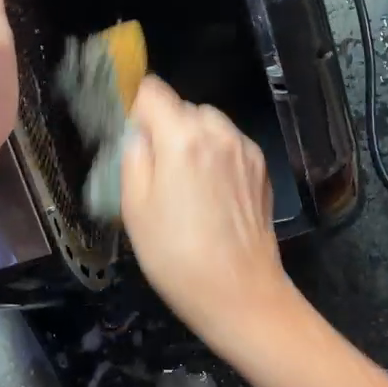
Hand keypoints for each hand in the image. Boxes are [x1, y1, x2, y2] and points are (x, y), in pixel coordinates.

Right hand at [119, 76, 298, 355]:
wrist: (241, 295)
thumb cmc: (176, 256)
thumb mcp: (133, 207)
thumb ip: (132, 156)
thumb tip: (137, 133)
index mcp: (182, 137)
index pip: (152, 91)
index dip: (134, 104)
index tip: (125, 128)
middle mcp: (218, 132)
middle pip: (182, 107)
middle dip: (164, 127)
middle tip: (153, 167)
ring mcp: (245, 149)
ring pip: (208, 124)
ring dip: (191, 139)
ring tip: (182, 182)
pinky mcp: (261, 168)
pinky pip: (229, 144)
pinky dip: (214, 155)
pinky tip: (209, 193)